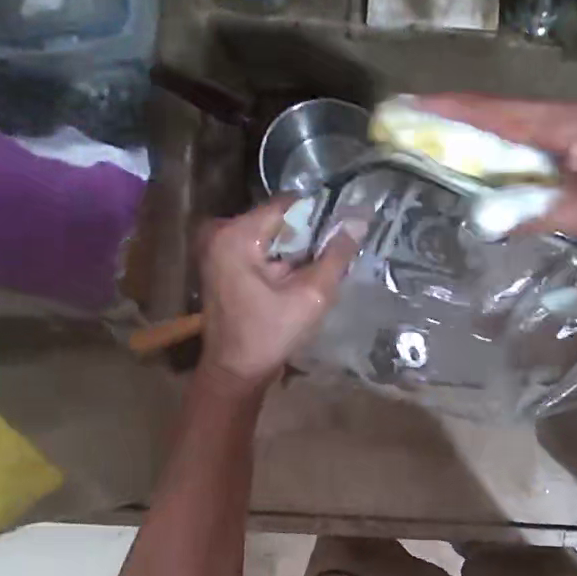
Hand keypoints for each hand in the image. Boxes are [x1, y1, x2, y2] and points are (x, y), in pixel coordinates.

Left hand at [197, 197, 363, 388]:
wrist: (234, 371)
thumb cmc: (270, 335)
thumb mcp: (312, 295)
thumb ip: (336, 254)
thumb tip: (359, 220)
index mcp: (236, 234)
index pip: (288, 204)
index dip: (319, 215)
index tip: (342, 233)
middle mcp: (220, 231)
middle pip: (279, 217)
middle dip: (308, 235)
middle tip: (330, 259)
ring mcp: (217, 245)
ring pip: (272, 232)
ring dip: (296, 247)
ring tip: (315, 270)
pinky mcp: (221, 260)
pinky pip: (260, 246)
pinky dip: (281, 257)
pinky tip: (296, 278)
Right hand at [409, 94, 576, 254]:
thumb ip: (537, 209)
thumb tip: (482, 218)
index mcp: (567, 124)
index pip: (497, 112)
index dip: (451, 109)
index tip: (410, 105)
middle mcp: (572, 121)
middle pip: (503, 114)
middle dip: (458, 118)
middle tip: (416, 125)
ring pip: (520, 131)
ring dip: (482, 136)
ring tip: (445, 144)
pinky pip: (537, 148)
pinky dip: (509, 155)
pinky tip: (499, 169)